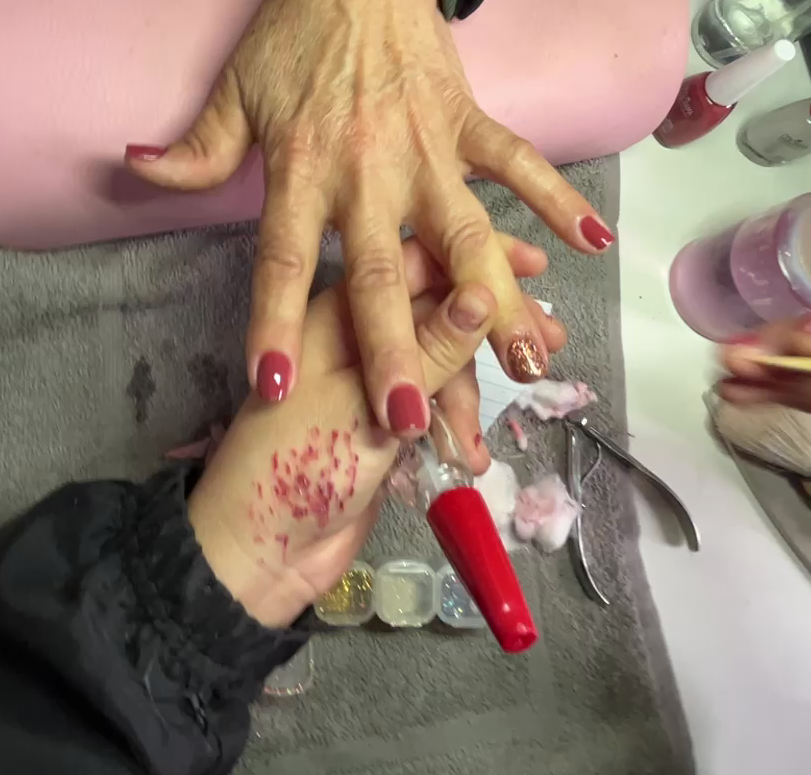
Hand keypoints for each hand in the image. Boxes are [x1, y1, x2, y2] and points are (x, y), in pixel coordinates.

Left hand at [126, 0, 610, 440]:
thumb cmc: (292, 34)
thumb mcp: (232, 90)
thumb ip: (193, 147)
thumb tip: (133, 168)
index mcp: (301, 168)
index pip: (282, 262)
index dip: (274, 325)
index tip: (277, 389)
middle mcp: (365, 169)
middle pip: (380, 270)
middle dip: (393, 347)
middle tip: (407, 418)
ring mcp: (425, 146)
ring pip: (461, 233)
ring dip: (490, 299)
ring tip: (521, 361)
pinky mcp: (468, 119)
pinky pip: (515, 162)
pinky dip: (554, 197)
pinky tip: (589, 244)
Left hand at [187, 236, 547, 626]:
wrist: (261, 548)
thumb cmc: (301, 460)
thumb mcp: (369, 399)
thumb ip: (429, 347)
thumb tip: (485, 288)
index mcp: (341, 309)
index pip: (417, 264)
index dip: (477, 262)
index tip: (534, 267)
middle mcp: (358, 333)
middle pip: (437, 315)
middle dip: (488, 334)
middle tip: (549, 344)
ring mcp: (370, 378)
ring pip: (438, 367)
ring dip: (466, 400)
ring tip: (479, 442)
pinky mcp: (380, 420)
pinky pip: (429, 408)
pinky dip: (450, 430)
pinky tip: (469, 459)